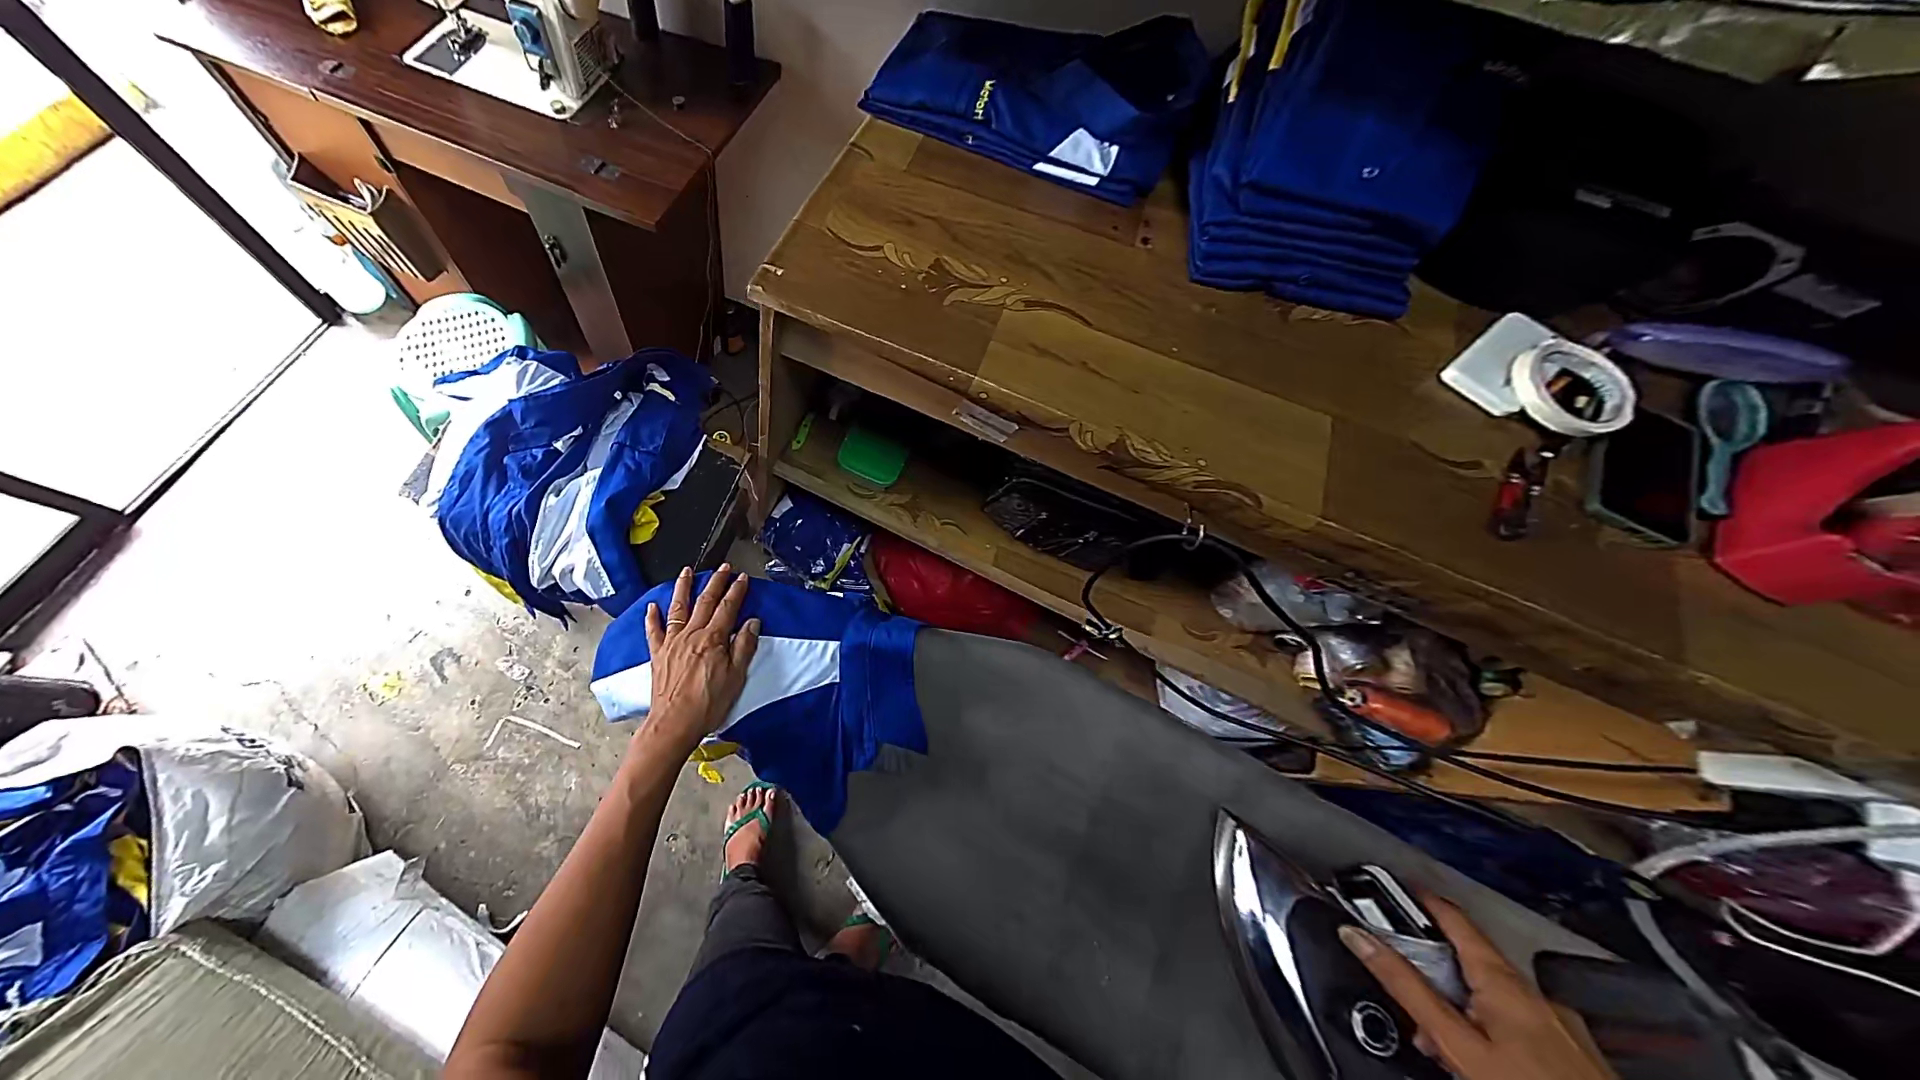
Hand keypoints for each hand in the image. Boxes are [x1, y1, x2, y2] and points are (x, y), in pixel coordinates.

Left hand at [642, 565, 760, 745]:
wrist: (675, 723)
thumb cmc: (708, 704)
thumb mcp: (736, 676)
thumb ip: (744, 646)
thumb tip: (752, 623)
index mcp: (712, 639)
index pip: (728, 607)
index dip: (736, 591)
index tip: (742, 578)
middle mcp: (691, 635)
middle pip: (705, 601)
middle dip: (715, 582)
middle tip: (723, 568)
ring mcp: (672, 643)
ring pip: (678, 608)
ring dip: (683, 588)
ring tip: (687, 572)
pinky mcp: (658, 654)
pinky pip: (654, 631)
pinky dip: (652, 617)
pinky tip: (653, 607)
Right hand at [1340, 894, 1613, 1079]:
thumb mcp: (1456, 1042)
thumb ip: (1406, 988)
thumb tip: (1358, 937)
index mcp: (1504, 981)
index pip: (1451, 916)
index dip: (1416, 898)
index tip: (1387, 888)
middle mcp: (1536, 994)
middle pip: (1468, 959)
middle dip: (1431, 971)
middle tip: (1406, 994)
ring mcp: (1560, 1024)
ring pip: (1493, 995)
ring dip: (1459, 1005)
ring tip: (1443, 1042)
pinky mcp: (1575, 1053)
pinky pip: (1519, 1022)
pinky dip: (1489, 1028)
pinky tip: (1483, 1057)